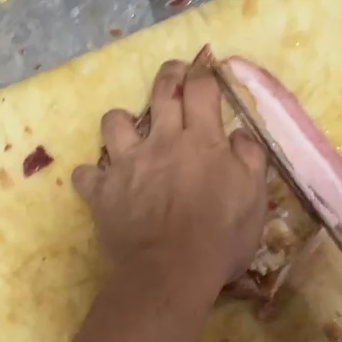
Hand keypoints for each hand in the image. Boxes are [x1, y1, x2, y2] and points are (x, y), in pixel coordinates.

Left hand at [72, 60, 267, 294]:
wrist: (171, 272)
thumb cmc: (220, 239)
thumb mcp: (254, 199)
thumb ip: (249, 160)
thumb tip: (239, 135)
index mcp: (202, 140)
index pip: (202, 89)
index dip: (203, 73)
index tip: (204, 69)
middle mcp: (162, 141)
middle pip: (162, 91)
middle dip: (169, 76)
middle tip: (174, 74)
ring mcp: (127, 164)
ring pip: (115, 122)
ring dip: (122, 121)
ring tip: (129, 131)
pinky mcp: (102, 191)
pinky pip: (88, 174)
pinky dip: (93, 177)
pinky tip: (102, 184)